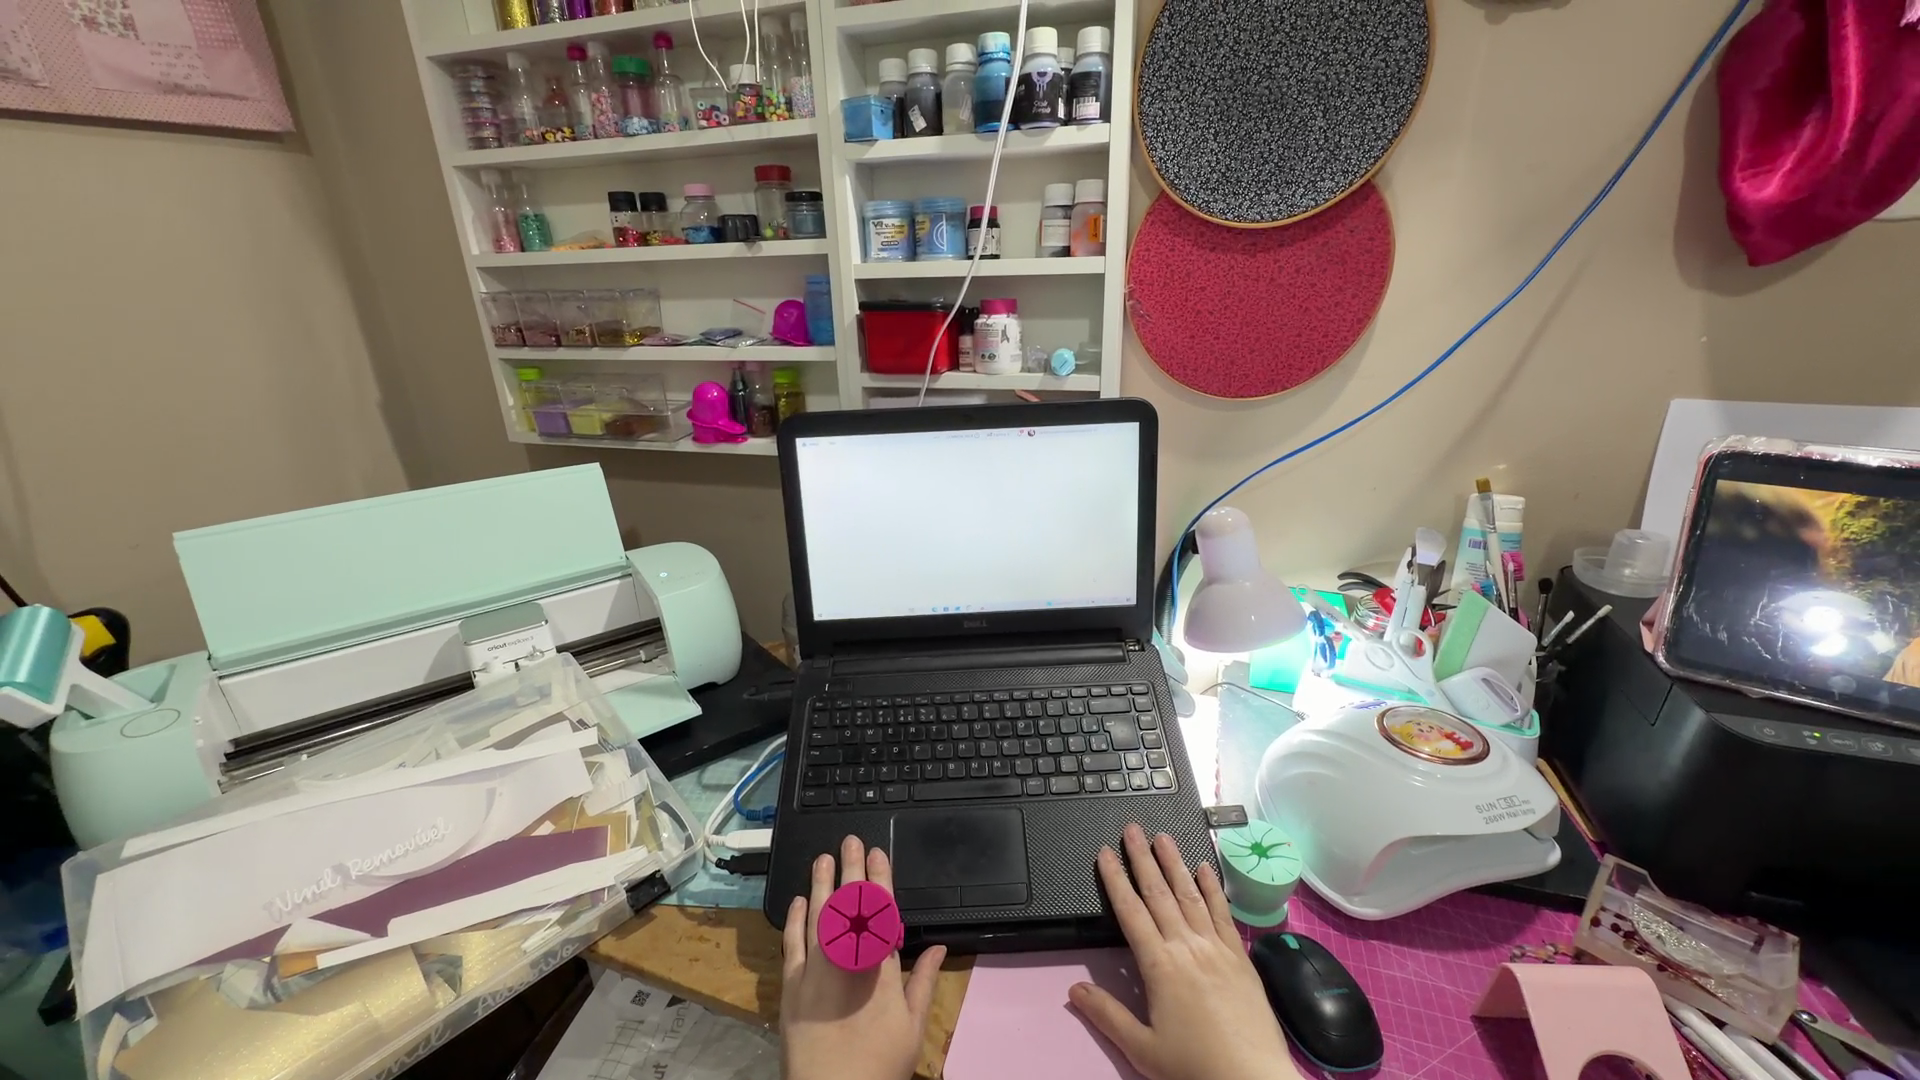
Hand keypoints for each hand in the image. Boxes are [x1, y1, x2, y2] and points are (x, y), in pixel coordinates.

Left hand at [780, 835, 948, 1079]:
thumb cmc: (879, 1063)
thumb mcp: (912, 1026)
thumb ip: (923, 982)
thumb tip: (940, 947)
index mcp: (879, 966)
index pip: (880, 910)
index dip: (879, 879)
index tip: (878, 853)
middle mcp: (846, 959)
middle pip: (848, 903)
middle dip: (850, 869)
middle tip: (850, 841)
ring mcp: (814, 970)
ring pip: (817, 915)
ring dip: (821, 884)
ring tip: (823, 858)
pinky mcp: (790, 986)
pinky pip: (792, 943)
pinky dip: (795, 920)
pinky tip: (798, 900)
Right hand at [1069, 824, 1299, 1079]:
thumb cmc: (1195, 1067)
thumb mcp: (1142, 1048)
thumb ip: (1107, 1015)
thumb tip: (1074, 989)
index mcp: (1159, 966)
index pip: (1130, 911)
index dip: (1115, 880)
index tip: (1105, 853)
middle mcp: (1187, 947)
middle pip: (1159, 892)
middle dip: (1142, 857)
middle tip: (1132, 828)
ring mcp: (1216, 948)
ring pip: (1190, 895)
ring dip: (1174, 863)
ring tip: (1163, 836)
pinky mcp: (1240, 957)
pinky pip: (1223, 914)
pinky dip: (1213, 888)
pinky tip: (1205, 867)